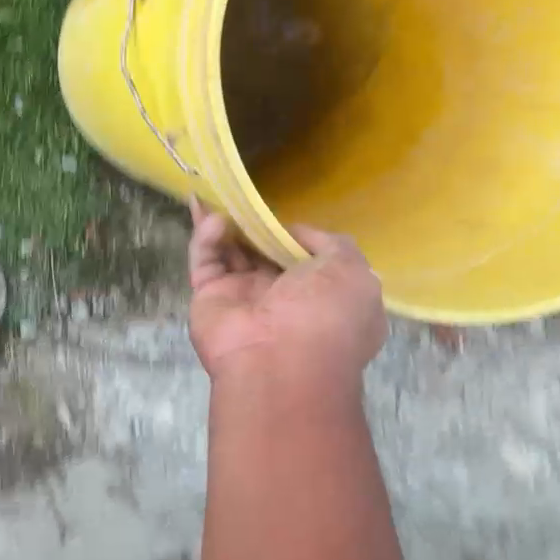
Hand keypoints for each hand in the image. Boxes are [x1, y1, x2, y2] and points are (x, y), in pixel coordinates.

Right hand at [186, 198, 385, 386]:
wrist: (276, 362)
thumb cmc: (324, 318)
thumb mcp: (353, 274)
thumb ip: (331, 243)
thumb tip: (295, 231)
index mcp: (325, 297)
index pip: (310, 260)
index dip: (298, 236)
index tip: (285, 219)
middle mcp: (286, 297)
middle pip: (266, 252)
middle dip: (255, 226)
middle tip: (243, 200)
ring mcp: (244, 296)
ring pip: (231, 251)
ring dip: (226, 224)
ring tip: (219, 197)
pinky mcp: (209, 294)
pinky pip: (206, 258)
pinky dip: (207, 237)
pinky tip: (212, 218)